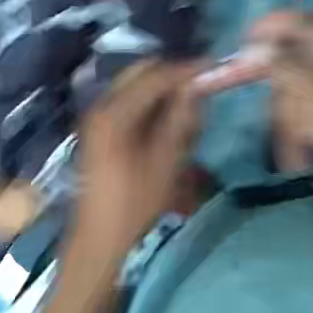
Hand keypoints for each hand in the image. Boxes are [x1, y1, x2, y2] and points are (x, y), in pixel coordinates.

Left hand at [68, 59, 202, 265]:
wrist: (99, 245)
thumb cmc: (135, 207)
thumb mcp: (165, 162)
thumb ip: (180, 119)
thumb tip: (197, 86)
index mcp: (114, 113)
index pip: (156, 76)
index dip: (187, 70)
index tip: (215, 68)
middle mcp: (101, 106)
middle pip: (142, 72)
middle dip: (173, 74)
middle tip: (203, 84)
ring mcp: (97, 118)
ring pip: (135, 85)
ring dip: (162, 88)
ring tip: (192, 101)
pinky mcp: (100, 131)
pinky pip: (129, 101)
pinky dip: (151, 102)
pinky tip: (171, 118)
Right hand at [204, 11, 312, 175]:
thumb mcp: (307, 86)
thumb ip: (276, 65)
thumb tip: (255, 49)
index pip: (285, 20)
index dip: (258, 32)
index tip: (237, 50)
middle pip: (290, 63)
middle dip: (276, 99)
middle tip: (263, 119)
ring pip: (302, 92)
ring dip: (290, 123)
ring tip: (291, 156)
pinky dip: (307, 129)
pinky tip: (302, 158)